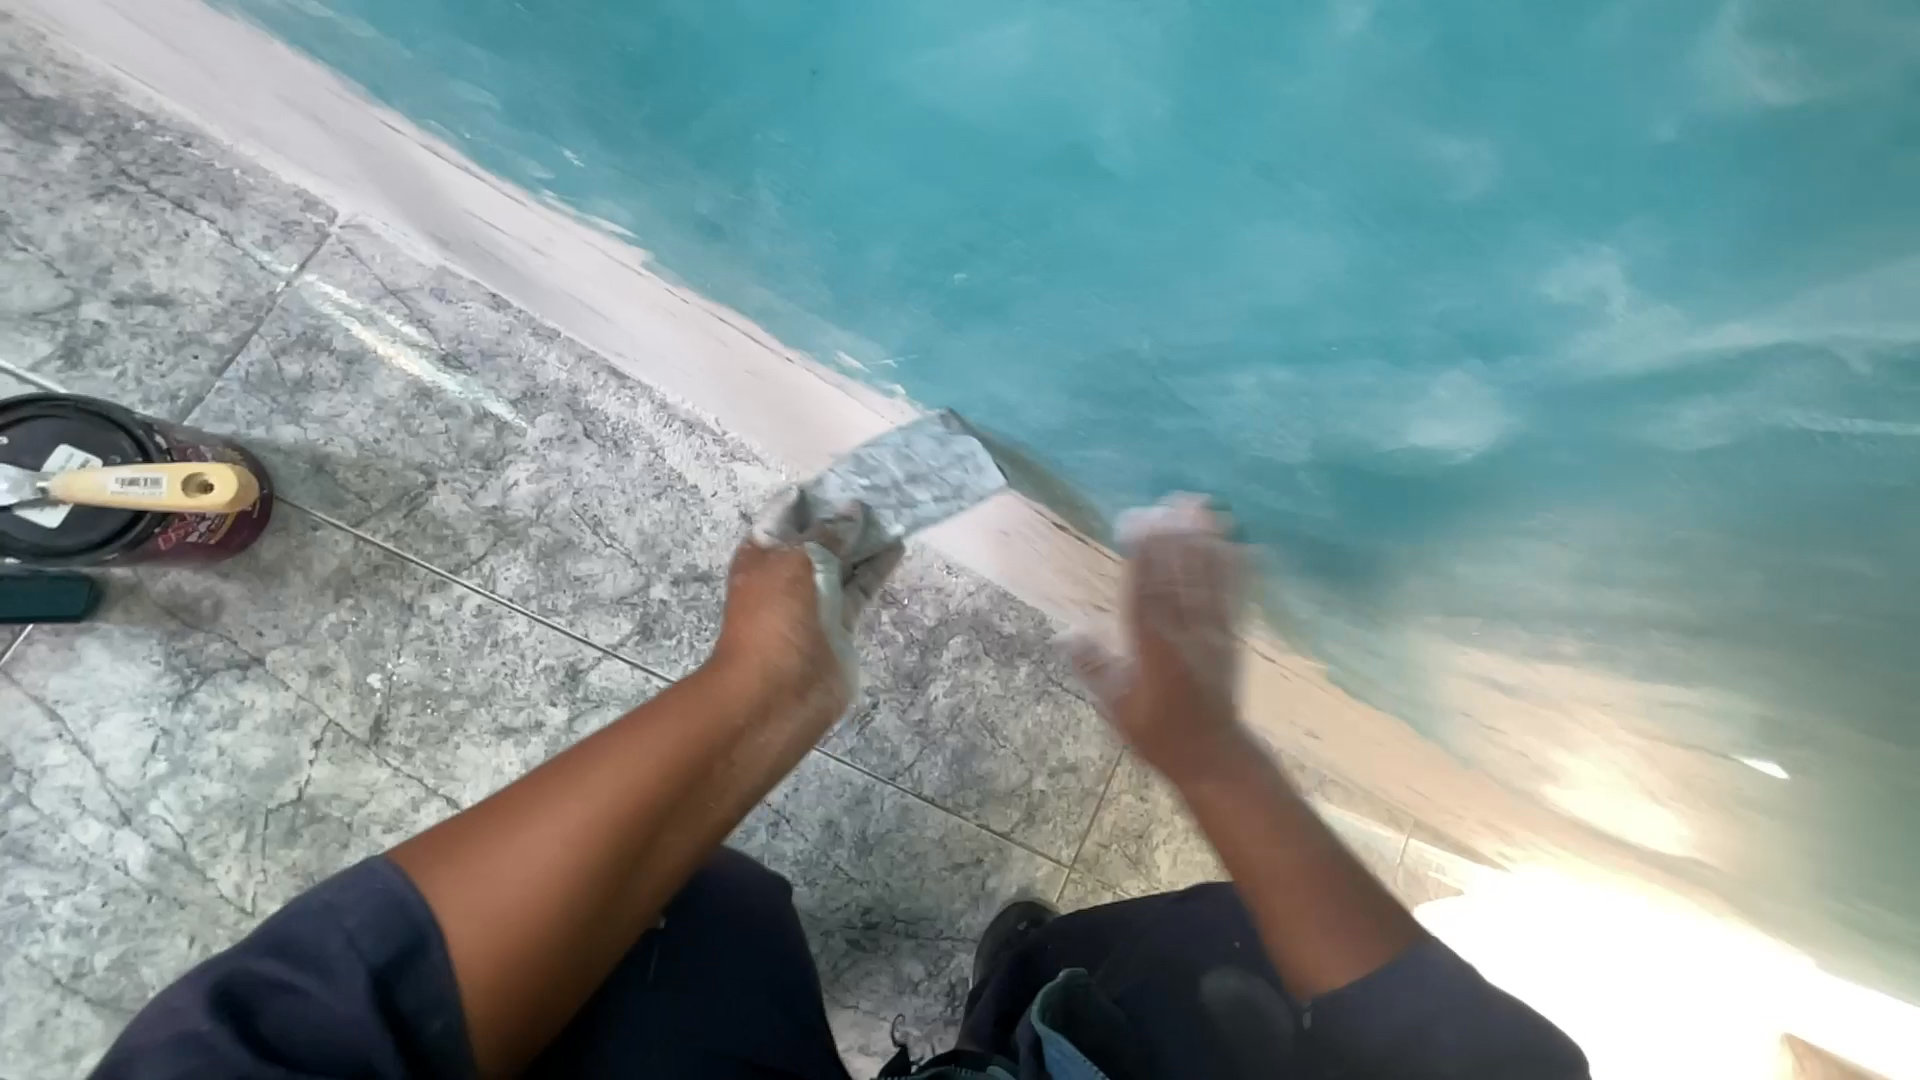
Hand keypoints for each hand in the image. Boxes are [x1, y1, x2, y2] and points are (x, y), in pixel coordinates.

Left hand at [706, 488, 903, 730]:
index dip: (815, 494)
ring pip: (845, 560)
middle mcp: (788, 571)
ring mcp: (816, 598)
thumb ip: (828, 533)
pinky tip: (897, 545)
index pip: (788, 512)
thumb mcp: (799, 560)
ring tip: (896, 512)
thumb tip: (852, 511)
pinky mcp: (840, 622)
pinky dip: (877, 567)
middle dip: (846, 515)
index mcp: (764, 551)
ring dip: (866, 539)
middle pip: (820, 535)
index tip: (848, 476)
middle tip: (882, 490)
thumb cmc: (778, 615)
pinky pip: (861, 586)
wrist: (780, 689)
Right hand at [1066, 494, 1252, 784]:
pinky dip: (1235, 567)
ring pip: (1208, 581)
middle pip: (1178, 578)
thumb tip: (1066, 634)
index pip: (1145, 594)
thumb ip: (1094, 668)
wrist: (1213, 757)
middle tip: (1168, 502)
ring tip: (1201, 507)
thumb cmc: (1157, 735)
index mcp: (1153, 650)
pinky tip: (1237, 542)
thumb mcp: (1115, 708)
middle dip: (1173, 538)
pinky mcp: (1232, 639)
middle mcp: (1185, 636)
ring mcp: (1213, 635)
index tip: (1136, 522)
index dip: (1142, 556)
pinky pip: (1234, 597)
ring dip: (1204, 542)